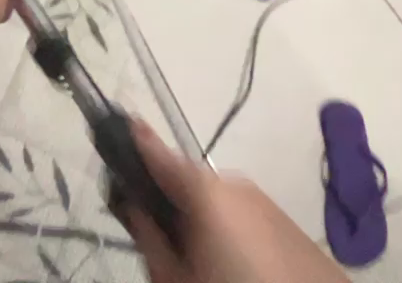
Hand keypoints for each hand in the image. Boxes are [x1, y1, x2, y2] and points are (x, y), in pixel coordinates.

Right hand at [121, 119, 347, 282]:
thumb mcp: (175, 281)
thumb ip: (148, 237)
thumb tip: (134, 205)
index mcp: (203, 192)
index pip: (155, 150)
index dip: (130, 140)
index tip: (109, 132)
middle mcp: (234, 185)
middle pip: (186, 182)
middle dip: (171, 204)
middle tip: (165, 246)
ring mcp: (267, 205)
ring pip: (217, 202)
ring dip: (204, 221)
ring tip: (206, 268)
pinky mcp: (292, 229)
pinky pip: (245, 219)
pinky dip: (233, 235)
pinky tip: (238, 272)